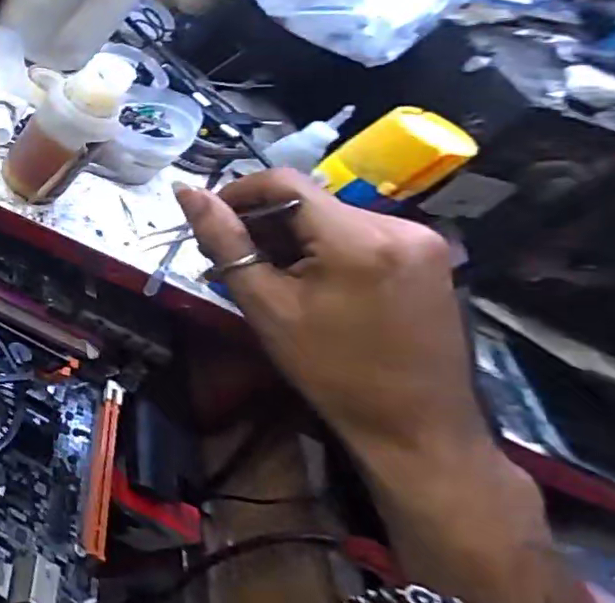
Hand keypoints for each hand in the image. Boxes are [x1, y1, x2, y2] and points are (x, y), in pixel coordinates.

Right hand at [173, 169, 486, 465]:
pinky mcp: (428, 254)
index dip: (240, 193)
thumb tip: (186, 190)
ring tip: (273, 273)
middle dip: (266, 221)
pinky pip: (358, 230)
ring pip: (330, 214)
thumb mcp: (267, 307)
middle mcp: (396, 224)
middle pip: (308, 199)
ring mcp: (420, 238)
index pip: (283, 181)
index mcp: (358, 238)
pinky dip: (325, 244)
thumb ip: (225, 241)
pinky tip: (312, 279)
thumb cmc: (334, 373)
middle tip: (238, 256)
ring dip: (294, 233)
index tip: (215, 223)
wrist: (419, 433)